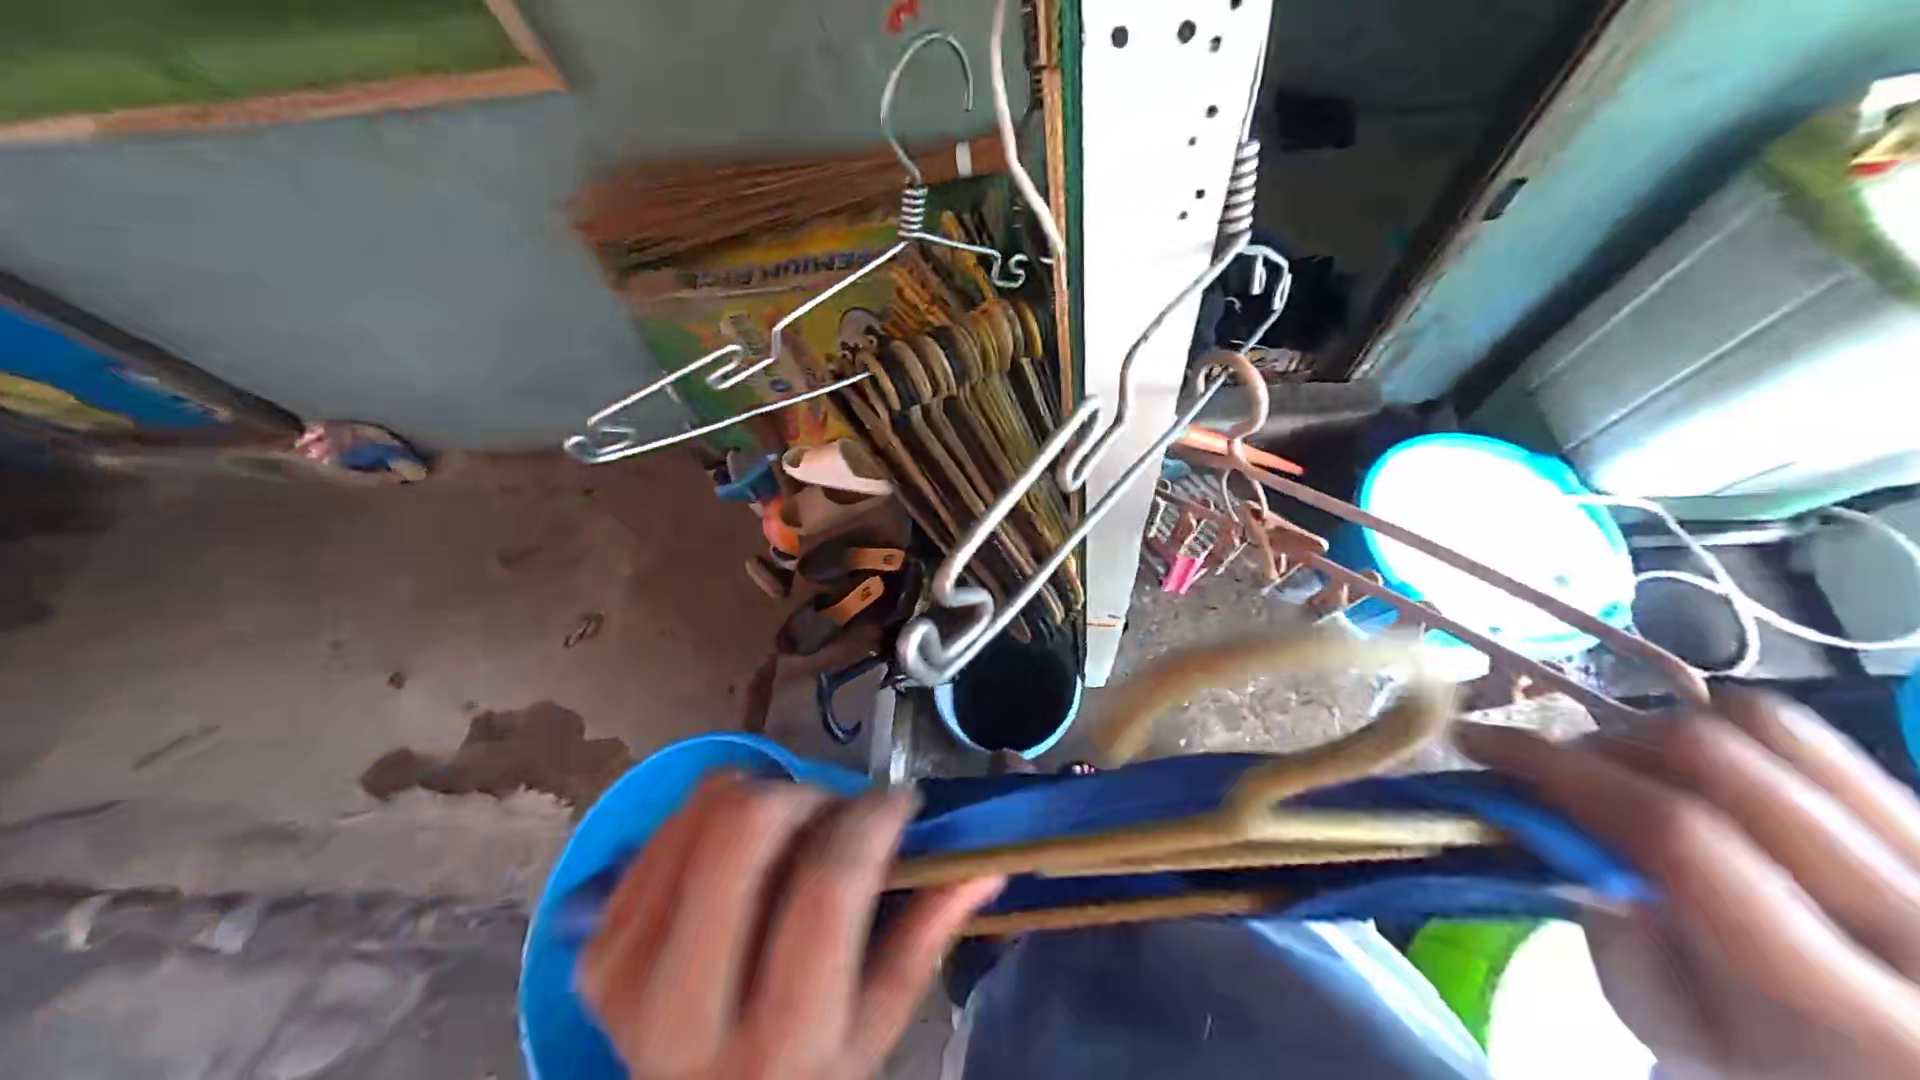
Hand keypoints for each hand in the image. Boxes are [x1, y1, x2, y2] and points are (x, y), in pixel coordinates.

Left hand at [577, 775, 1003, 1079]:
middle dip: (810, 795)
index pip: (827, 887)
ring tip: (796, 828)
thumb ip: (925, 942)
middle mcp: (686, 1006)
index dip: (871, 819)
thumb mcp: (877, 1030)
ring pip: (708, 809)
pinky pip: (672, 821)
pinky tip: (748, 845)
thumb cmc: (803, 1071)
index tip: (899, 800)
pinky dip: (723, 809)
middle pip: (747, 828)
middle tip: (838, 810)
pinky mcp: (595, 940)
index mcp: (778, 1042)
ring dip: (769, 794)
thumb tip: (981, 866)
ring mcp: (625, 968)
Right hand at [1457, 688, 1919, 1079]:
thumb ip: (1611, 931)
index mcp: (1854, 1010)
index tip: (1477, 742)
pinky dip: (1717, 734)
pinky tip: (1684, 771)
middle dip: (1598, 744)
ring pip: (1767, 727)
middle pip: (1716, 757)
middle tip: (1549, 768)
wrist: (1894, 1073)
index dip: (1559, 769)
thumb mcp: (1669, 1030)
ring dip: (1656, 731)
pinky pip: (1806, 738)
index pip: (1677, 833)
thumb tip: (1554, 826)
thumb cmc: (1758, 1071)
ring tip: (1619, 768)